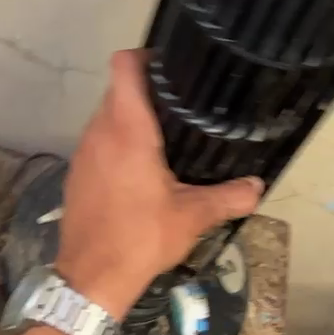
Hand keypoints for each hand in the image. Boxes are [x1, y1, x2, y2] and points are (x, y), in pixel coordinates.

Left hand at [55, 50, 262, 318]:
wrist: (91, 277)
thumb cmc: (141, 237)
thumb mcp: (192, 217)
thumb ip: (227, 196)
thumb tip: (257, 186)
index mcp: (127, 130)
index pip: (124, 67)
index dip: (144, 57)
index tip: (170, 67)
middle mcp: (99, 132)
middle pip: (117, 90)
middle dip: (145, 92)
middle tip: (179, 104)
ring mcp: (82, 151)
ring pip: (105, 117)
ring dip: (129, 119)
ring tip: (163, 135)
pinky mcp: (76, 172)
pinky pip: (96, 142)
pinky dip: (114, 143)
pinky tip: (138, 166)